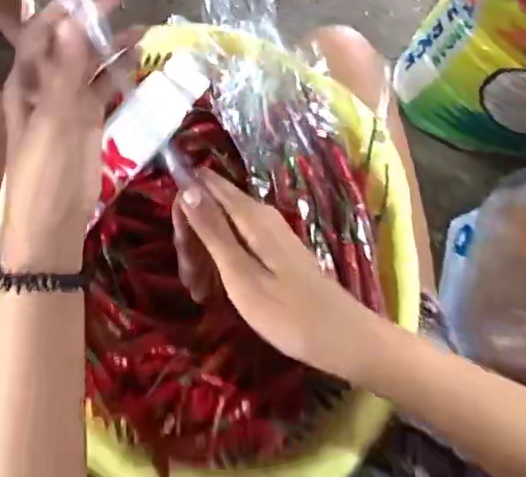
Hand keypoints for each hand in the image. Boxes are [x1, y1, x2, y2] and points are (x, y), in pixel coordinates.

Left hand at [0, 0, 134, 273]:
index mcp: (26, 82)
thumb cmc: (44, 173)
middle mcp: (44, 86)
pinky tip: (139, 62)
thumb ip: (66, 69)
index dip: (63, 10)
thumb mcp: (55, 118)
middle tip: (122, 5)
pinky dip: (119, 74)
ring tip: (141, 31)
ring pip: (89, 65)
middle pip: (68, 45)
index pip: (40, 33)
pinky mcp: (86, 121)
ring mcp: (66, 104)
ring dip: (110, 47)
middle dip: (92, 24)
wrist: (50, 229)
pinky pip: (103, 89)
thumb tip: (73, 21)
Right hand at [174, 170, 389, 380]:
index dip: (183, 211)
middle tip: (191, 284)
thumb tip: (187, 185)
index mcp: (249, 214)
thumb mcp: (241, 276)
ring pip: (221, 228)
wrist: (345, 340)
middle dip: (192, 239)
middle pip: (210, 208)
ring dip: (204, 256)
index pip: (202, 186)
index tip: (180, 250)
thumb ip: (212, 230)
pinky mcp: (274, 248)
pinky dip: (222, 263)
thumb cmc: (288, 313)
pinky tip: (218, 293)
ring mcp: (268, 230)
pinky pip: (237, 242)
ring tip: (201, 295)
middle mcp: (258, 212)